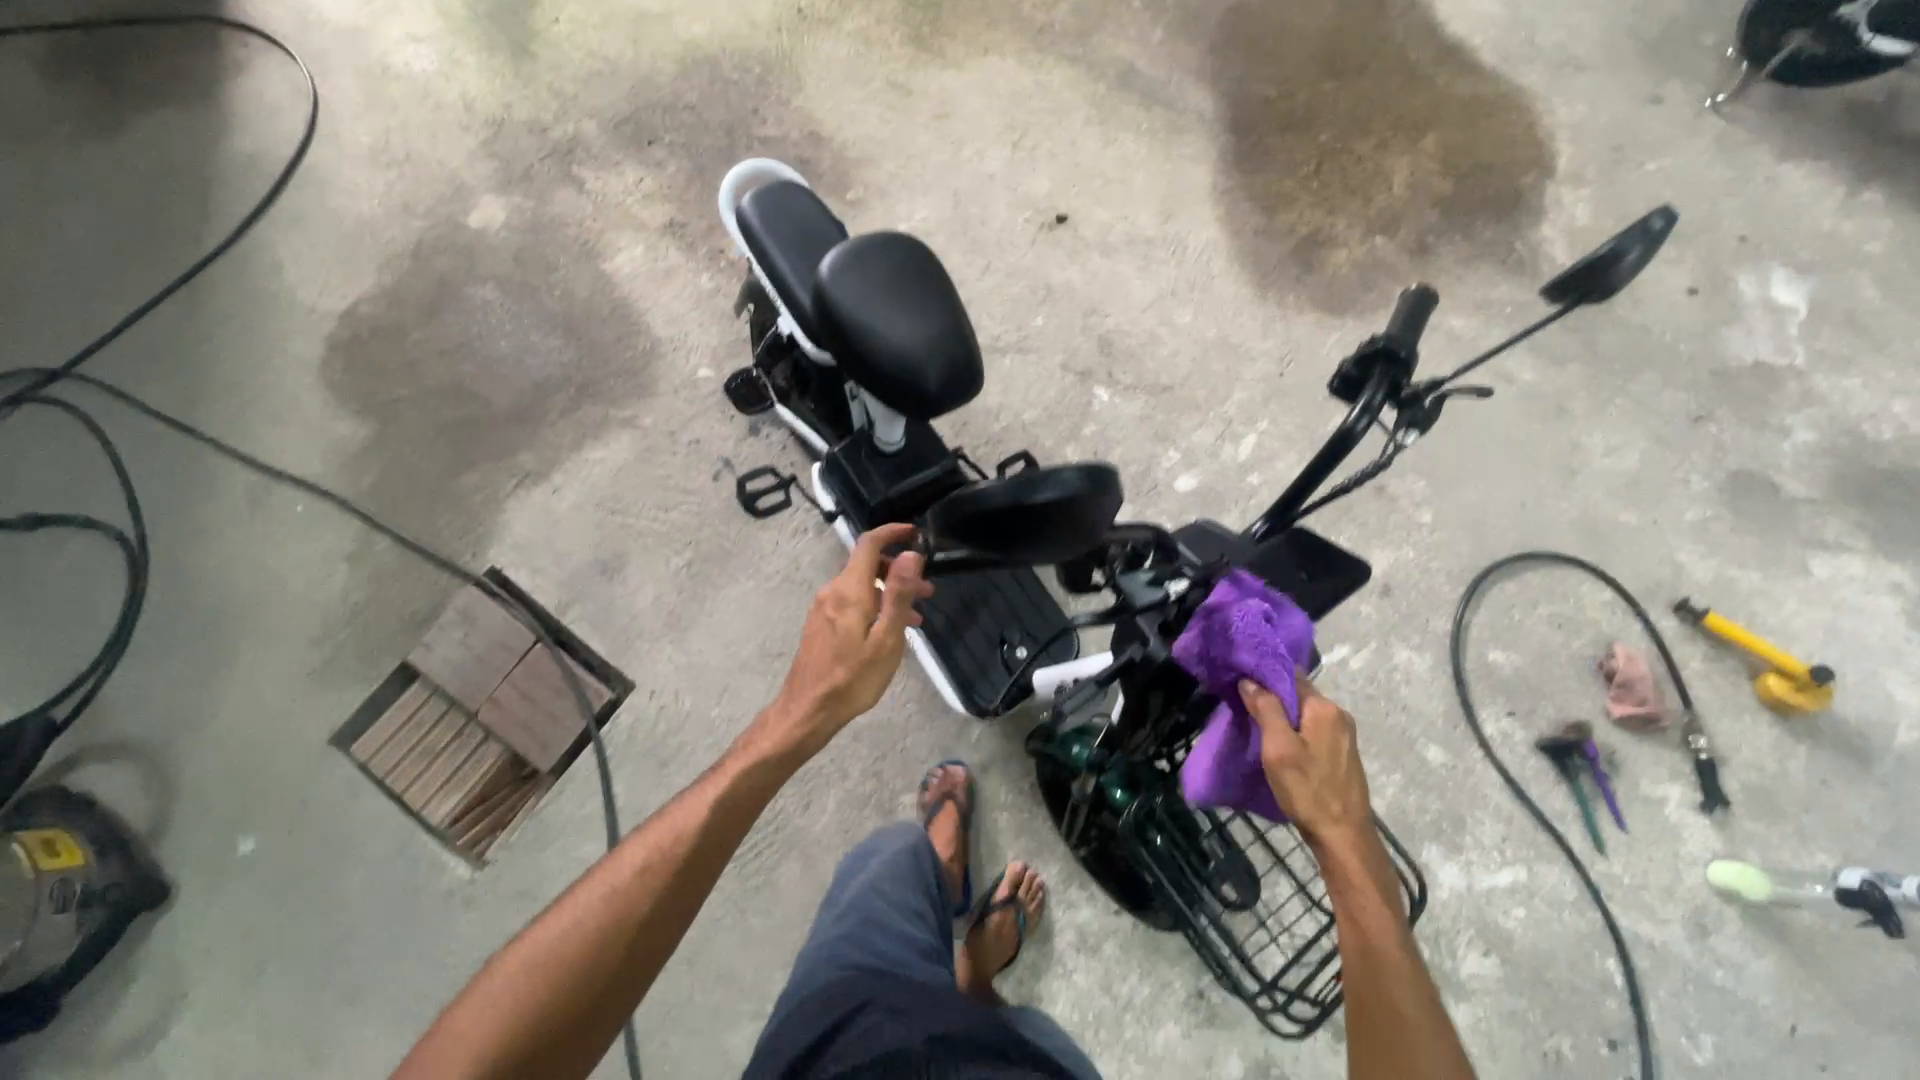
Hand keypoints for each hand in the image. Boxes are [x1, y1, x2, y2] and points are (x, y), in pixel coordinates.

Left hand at [762, 522, 933, 754]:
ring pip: (861, 587)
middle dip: (899, 570)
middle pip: (867, 565)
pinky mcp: (821, 624)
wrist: (808, 710)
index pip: (869, 543)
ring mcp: (824, 608)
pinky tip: (890, 630)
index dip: (893, 533)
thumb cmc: (852, 678)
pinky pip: (852, 602)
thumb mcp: (886, 639)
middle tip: (928, 590)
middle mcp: (832, 591)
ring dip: (889, 592)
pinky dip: (875, 606)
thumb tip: (911, 555)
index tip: (916, 533)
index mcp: (849, 590)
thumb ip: (898, 594)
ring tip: (918, 615)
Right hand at [1240, 674, 1373, 851]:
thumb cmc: (1307, 789)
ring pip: (1305, 714)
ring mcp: (1344, 734)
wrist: (1343, 834)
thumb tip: (1250, 681)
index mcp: (1324, 707)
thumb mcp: (1279, 748)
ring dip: (1283, 717)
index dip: (1264, 677)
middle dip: (1272, 698)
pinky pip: (1313, 729)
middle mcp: (1338, 714)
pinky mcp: (1343, 752)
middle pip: (1298, 694)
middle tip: (1242, 707)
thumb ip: (1266, 709)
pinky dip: (1295, 731)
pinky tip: (1281, 744)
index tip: (1239, 683)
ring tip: (1257, 726)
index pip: (1290, 676)